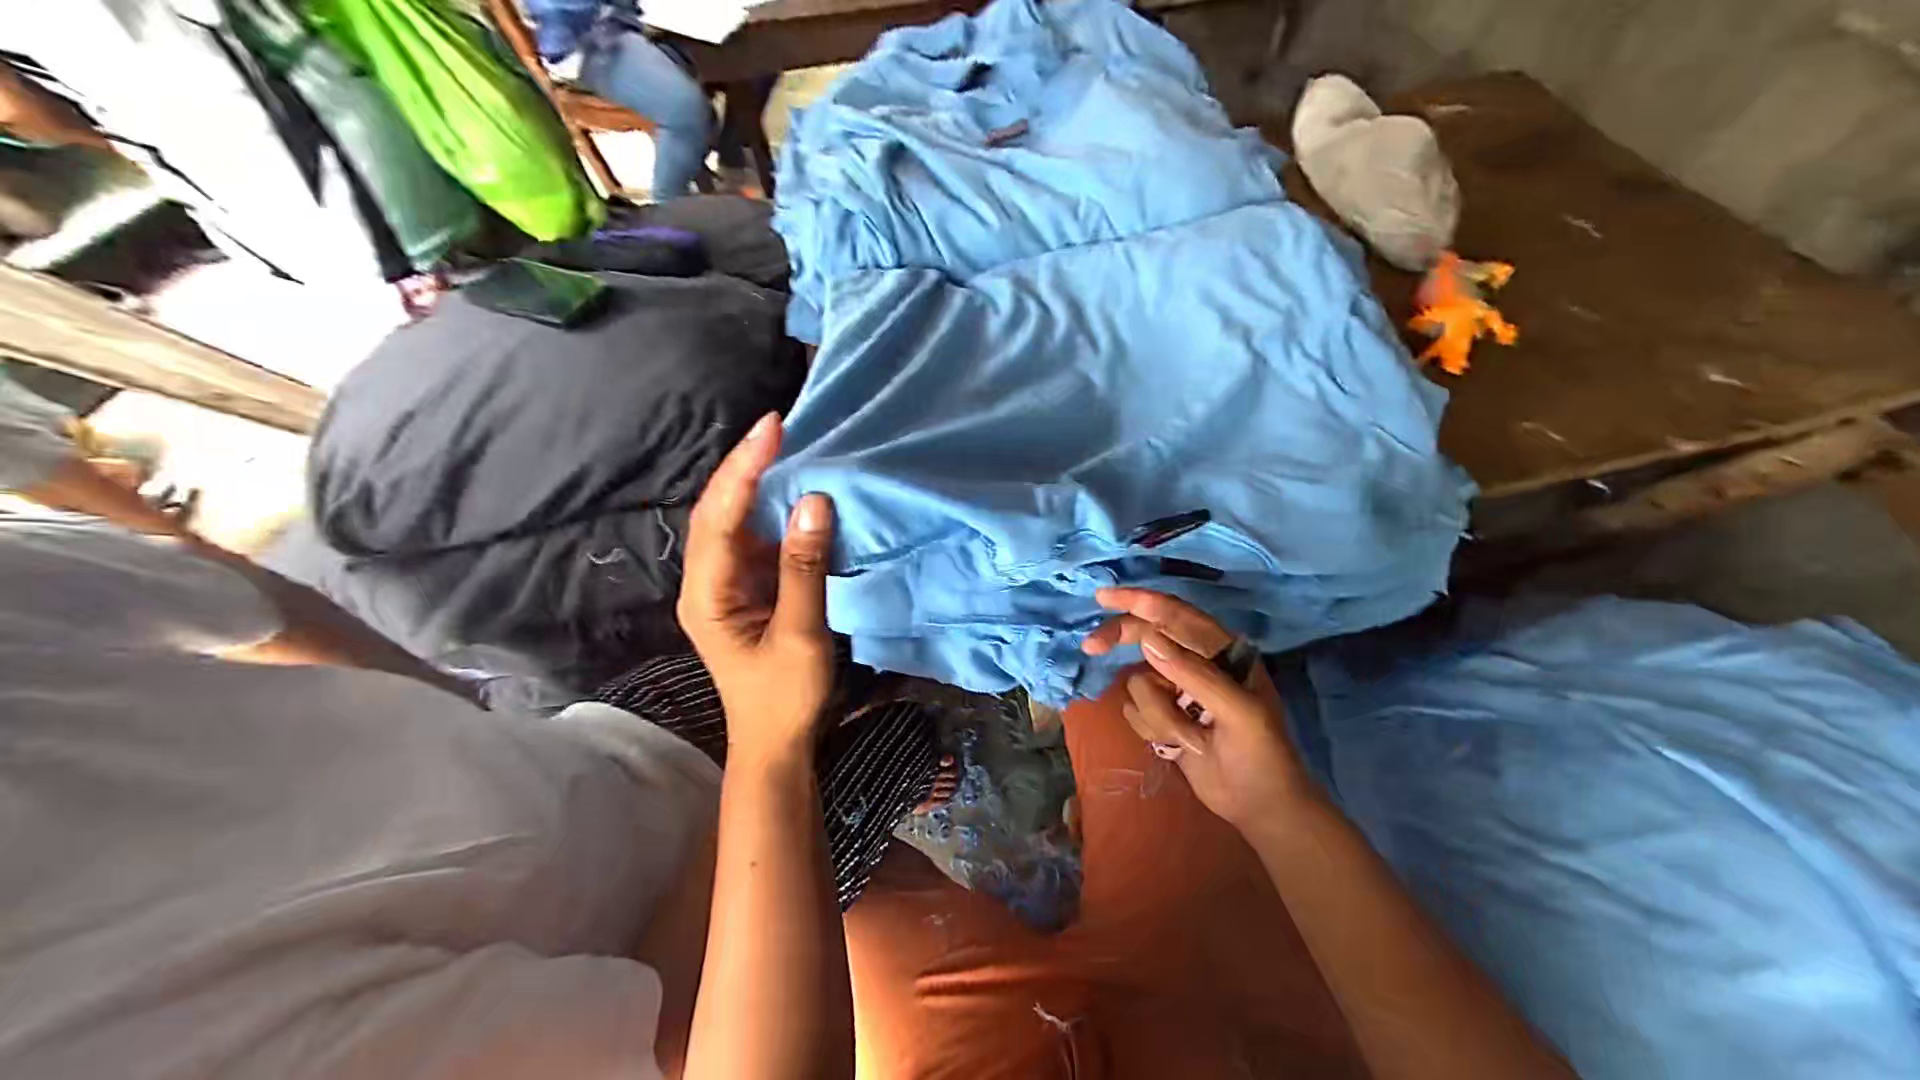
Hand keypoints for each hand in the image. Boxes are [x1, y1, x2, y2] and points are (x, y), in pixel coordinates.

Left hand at [678, 412, 837, 764]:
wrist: (776, 740)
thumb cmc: (785, 696)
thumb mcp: (801, 634)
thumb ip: (805, 568)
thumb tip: (816, 501)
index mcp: (708, 593)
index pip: (720, 518)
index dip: (744, 470)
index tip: (772, 430)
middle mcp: (707, 580)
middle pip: (718, 510)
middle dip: (745, 465)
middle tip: (779, 425)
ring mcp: (726, 583)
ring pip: (735, 520)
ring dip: (757, 483)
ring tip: (787, 445)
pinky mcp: (747, 587)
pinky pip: (756, 537)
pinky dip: (774, 510)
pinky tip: (794, 490)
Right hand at [1083, 588, 1315, 832]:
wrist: (1259, 806)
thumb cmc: (1262, 754)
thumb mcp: (1238, 713)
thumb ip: (1194, 674)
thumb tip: (1149, 639)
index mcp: (1222, 651)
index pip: (1176, 614)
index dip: (1139, 601)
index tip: (1103, 596)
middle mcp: (1195, 663)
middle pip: (1147, 637)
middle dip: (1122, 643)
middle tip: (1091, 647)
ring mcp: (1177, 690)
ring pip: (1138, 682)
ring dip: (1157, 714)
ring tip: (1189, 738)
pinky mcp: (1162, 716)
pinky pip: (1135, 709)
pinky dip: (1151, 728)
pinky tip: (1177, 745)